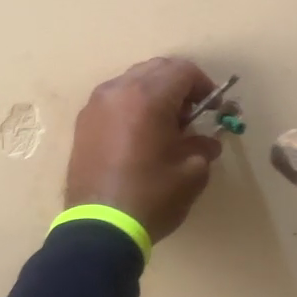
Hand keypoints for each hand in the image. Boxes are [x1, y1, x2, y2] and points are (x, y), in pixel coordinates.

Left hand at [65, 57, 223, 242]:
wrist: (100, 227)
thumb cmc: (151, 196)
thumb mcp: (191, 172)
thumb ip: (202, 146)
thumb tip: (205, 141)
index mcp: (148, 96)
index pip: (183, 71)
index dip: (204, 86)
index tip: (213, 108)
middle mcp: (118, 90)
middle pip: (156, 69)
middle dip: (178, 86)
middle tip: (190, 116)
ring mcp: (96, 105)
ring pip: (132, 81)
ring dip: (153, 94)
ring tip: (164, 126)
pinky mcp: (83, 123)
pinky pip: (114, 100)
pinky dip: (132, 106)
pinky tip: (140, 135)